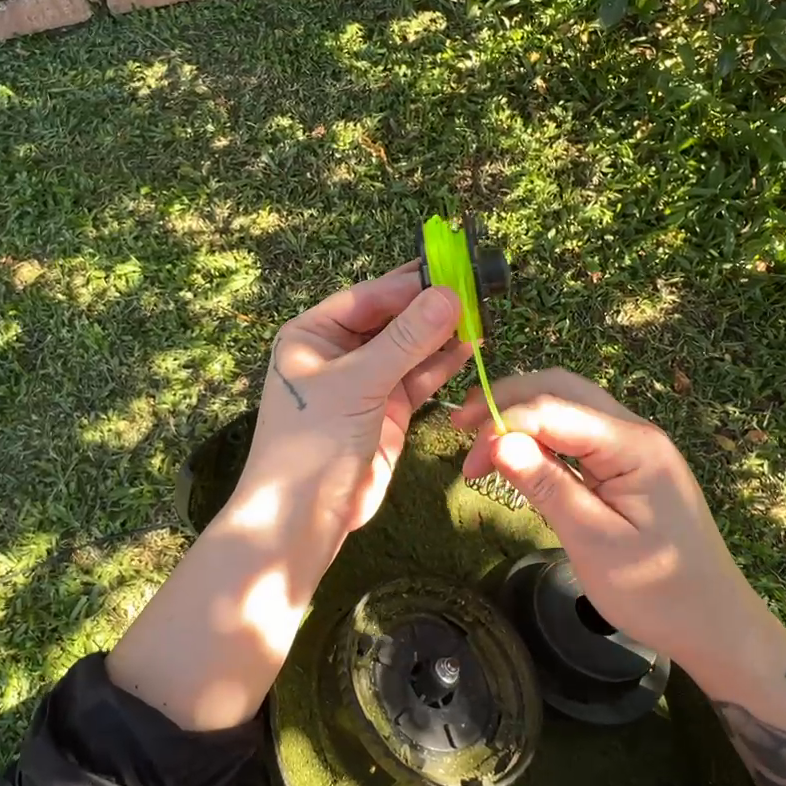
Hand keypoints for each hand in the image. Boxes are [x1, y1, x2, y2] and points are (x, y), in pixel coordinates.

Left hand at [243, 261, 471, 532]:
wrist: (304, 517)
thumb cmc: (313, 440)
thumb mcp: (357, 383)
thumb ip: (405, 340)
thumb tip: (449, 295)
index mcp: (313, 334)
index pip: (367, 298)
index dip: (408, 284)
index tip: (453, 268)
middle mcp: (337, 352)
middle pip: (390, 320)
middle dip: (428, 308)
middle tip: (475, 288)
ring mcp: (365, 382)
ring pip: (409, 348)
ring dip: (440, 335)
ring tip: (480, 315)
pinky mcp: (387, 410)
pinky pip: (418, 378)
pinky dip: (442, 364)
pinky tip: (469, 346)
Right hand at [451, 369, 754, 662]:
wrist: (716, 627)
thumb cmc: (658, 592)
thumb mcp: (595, 543)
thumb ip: (547, 486)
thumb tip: (497, 442)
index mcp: (634, 446)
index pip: (553, 409)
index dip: (503, 423)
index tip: (468, 462)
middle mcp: (634, 432)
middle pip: (560, 388)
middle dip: (507, 400)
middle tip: (461, 426)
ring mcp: (633, 446)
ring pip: (566, 403)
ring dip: (520, 412)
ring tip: (478, 438)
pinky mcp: (627, 464)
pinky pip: (576, 430)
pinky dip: (539, 433)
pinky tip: (516, 452)